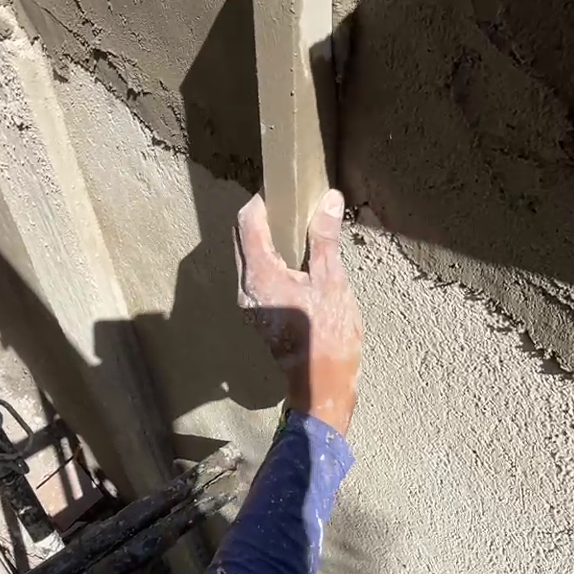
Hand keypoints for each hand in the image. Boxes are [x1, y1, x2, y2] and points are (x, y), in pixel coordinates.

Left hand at [235, 189, 362, 435]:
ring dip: (264, 239)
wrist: (321, 384)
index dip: (261, 201)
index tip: (282, 190)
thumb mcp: (331, 281)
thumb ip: (325, 239)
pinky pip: (255, 276)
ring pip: (246, 258)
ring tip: (295, 230)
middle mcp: (245, 287)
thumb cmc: (328, 335)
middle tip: (290, 206)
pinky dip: (268, 260)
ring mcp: (248, 303)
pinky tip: (294, 261)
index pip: (247, 222)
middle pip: (241, 239)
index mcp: (259, 275)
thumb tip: (328, 199)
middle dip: (261, 218)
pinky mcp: (257, 314)